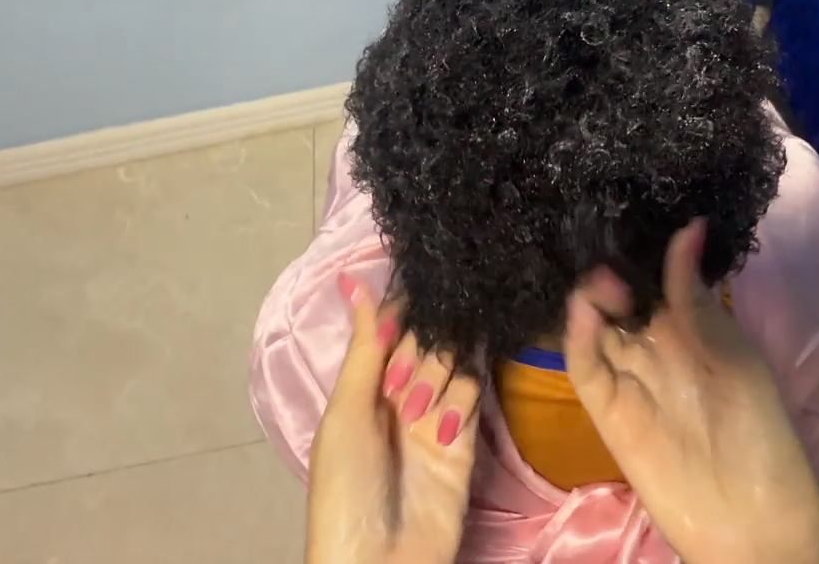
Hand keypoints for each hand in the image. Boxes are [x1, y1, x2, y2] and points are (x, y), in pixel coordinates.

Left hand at [305, 278, 481, 563]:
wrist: (380, 563)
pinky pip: (473, 393)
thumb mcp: (346, 413)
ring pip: (453, 361)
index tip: (420, 290)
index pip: (392, 327)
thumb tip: (352, 281)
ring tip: (419, 417)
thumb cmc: (346, 486)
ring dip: (437, 379)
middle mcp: (402, 390)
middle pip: (426, 339)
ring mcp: (436, 411)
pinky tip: (442, 430)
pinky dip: (461, 401)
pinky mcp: (466, 435)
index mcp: (365, 383)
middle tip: (402, 390)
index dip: (403, 312)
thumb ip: (364, 347)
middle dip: (419, 353)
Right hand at [564, 220, 818, 563]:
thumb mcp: (734, 358)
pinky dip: (579, 339)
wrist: (757, 526)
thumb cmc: (760, 432)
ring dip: (592, 299)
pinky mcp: (608, 411)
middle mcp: (655, 346)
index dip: (641, 251)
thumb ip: (697, 301)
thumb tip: (691, 227)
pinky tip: (583, 311)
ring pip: (599, 328)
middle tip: (604, 249)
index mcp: (691, 327)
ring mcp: (629, 378)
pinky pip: (587, 369)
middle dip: (612, 273)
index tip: (625, 215)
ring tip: (596, 279)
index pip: (657, 277)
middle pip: (622, 299)